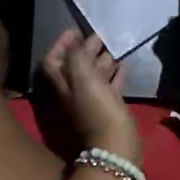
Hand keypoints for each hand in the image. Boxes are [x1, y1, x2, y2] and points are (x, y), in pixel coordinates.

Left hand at [42, 30, 140, 161]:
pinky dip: (116, 75)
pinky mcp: (110, 110)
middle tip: (100, 36)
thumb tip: (78, 43)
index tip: (75, 30)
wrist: (116, 149)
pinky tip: (126, 65)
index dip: (61, 44)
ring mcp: (92, 103)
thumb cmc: (99, 111)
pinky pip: (111, 88)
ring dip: (102, 60)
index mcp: (64, 85)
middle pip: (75, 67)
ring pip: (94, 76)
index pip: (53, 61)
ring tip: (115, 47)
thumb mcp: (85, 79)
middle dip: (85, 49)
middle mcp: (74, 93)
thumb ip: (77, 58)